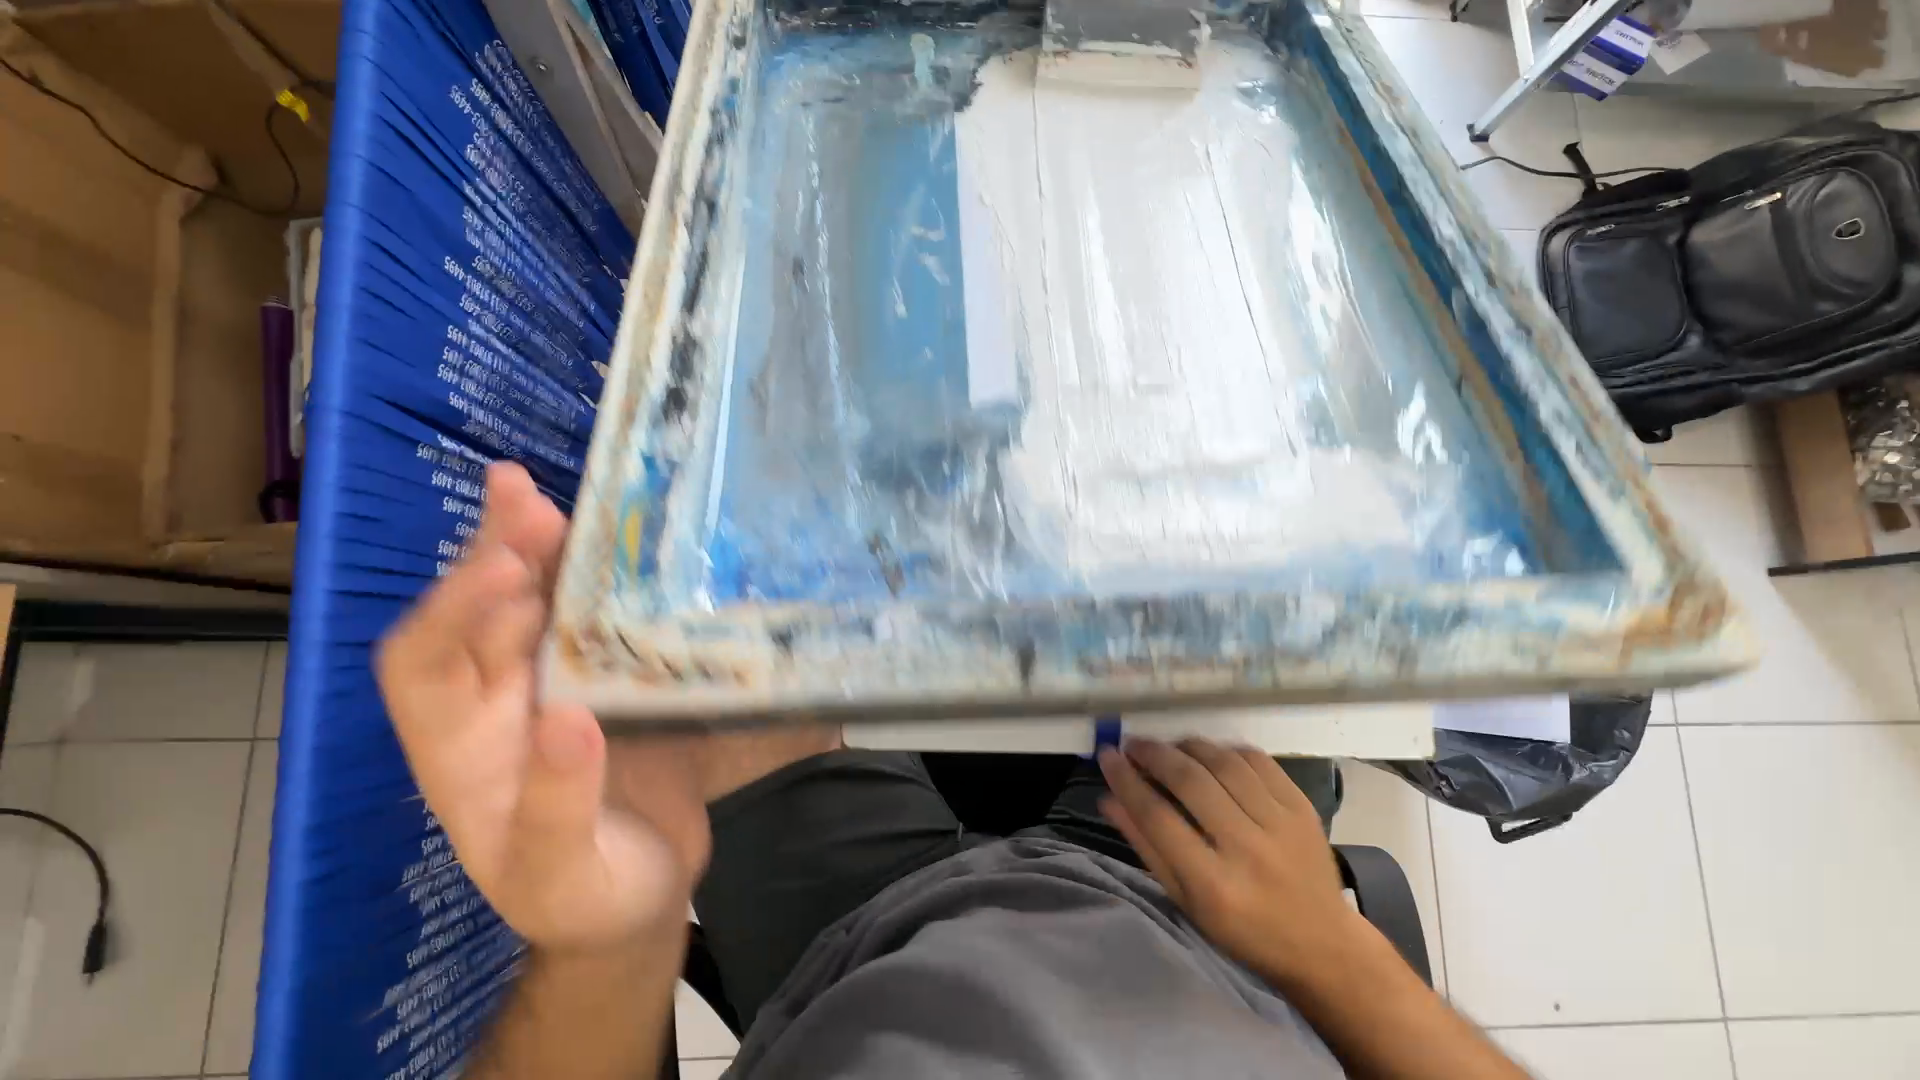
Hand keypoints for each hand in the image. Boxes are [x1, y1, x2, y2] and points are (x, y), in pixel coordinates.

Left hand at [377, 463, 710, 952]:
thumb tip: (566, 717)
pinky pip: (603, 620)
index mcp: (461, 750)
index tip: (507, 568)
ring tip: (559, 499)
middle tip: (529, 497)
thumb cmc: (588, 900)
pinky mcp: (613, 680)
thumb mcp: (563, 876)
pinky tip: (631, 549)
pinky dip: (609, 581)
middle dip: (497, 554)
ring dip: (544, 552)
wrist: (642, 901)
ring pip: (538, 605)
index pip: (424, 665)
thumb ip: (557, 809)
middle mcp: (500, 702)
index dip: (452, 610)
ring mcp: (558, 684)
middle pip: (480, 615)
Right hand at [1099, 738, 1363, 985]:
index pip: (1158, 817)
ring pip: (1223, 763)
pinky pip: (1258, 760)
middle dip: (1154, 754)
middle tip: (1132, 744)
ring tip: (1167, 746)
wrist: (1322, 943)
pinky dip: (1226, 749)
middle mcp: (1247, 848)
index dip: (1126, 781)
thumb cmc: (1243, 930)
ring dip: (1187, 746)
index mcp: (1213, 883)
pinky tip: (1209, 752)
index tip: (1107, 756)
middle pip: (1190, 782)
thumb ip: (1147, 848)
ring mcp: (1280, 824)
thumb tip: (1109, 799)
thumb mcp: (1186, 901)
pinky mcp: (1302, 807)